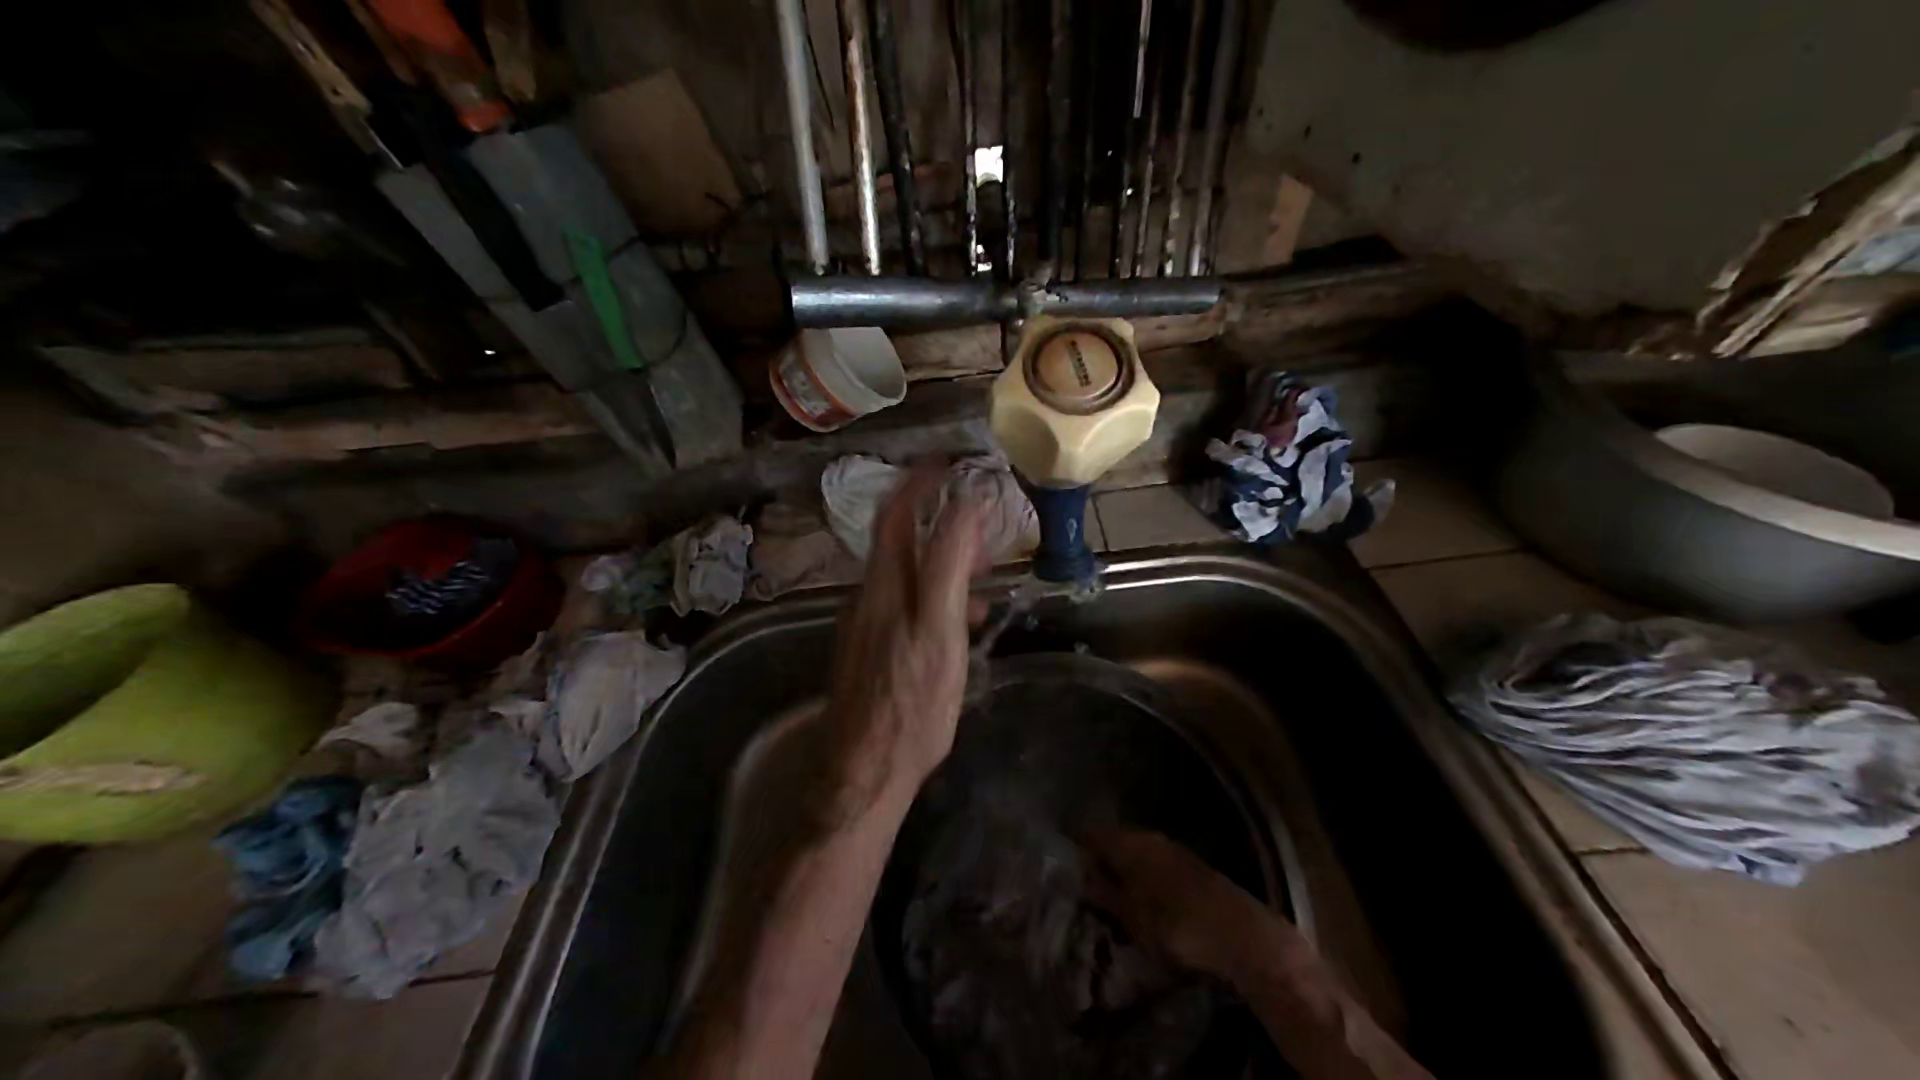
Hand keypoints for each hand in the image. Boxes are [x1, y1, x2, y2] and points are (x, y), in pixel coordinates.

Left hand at [823, 466, 987, 822]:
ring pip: (906, 576)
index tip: (945, 460)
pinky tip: (963, 623)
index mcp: (884, 585)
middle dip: (938, 522)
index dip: (917, 482)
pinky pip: (905, 606)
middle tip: (981, 522)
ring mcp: (867, 625)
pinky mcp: (871, 651)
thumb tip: (966, 505)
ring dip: (943, 563)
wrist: (865, 769)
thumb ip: (950, 565)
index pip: (896, 515)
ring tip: (986, 573)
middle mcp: (868, 596)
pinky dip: (936, 598)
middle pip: (900, 543)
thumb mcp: (939, 629)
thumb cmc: (911, 701)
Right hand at [1083, 828, 1271, 977]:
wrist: (1239, 935)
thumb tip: (1083, 872)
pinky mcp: (1193, 868)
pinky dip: (1147, 883)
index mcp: (1128, 842)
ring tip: (1116, 904)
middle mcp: (1149, 837)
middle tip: (1089, 893)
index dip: (1077, 850)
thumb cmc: (1173, 925)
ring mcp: (1174, 850)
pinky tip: (1147, 907)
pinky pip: (1157, 868)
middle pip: (1115, 842)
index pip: (1091, 833)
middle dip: (1102, 864)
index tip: (1068, 874)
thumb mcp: (1128, 915)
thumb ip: (1103, 891)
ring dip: (1126, 875)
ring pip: (1138, 856)